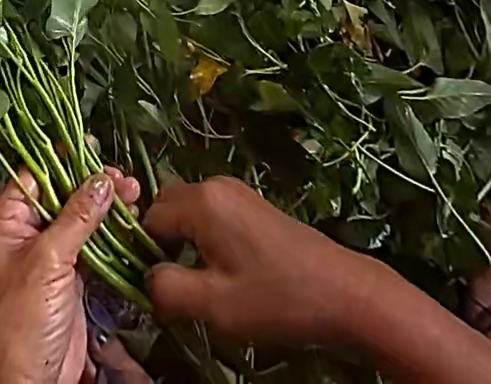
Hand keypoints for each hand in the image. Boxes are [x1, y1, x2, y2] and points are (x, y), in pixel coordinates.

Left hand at [0, 167, 142, 383]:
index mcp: (5, 223)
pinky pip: (92, 245)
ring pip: (80, 218)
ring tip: (132, 194)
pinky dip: (111, 233)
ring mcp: (48, 256)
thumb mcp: (46, 262)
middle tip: (121, 178)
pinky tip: (128, 221)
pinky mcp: (69, 277)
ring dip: (106, 206)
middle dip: (93, 183)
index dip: (63, 159)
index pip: (35, 175)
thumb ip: (75, 217)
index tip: (91, 147)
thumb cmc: (18, 326)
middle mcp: (25, 234)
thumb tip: (99, 180)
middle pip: (62, 194)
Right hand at [144, 178, 490, 383]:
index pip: (149, 217)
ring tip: (198, 278)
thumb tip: (146, 277)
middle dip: (161, 239)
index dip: (145, 251)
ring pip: (188, 207)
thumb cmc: (277, 298)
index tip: (157, 283)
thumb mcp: (216, 305)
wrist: (344, 291)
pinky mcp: (251, 202)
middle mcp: (214, 184)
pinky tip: (221, 267)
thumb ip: (168, 289)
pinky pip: (209, 210)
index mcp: (202, 201)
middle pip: (166, 204)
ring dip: (182, 238)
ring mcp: (235, 190)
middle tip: (174, 280)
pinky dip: (203, 234)